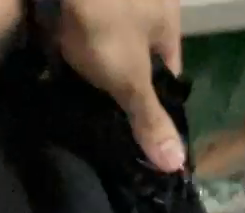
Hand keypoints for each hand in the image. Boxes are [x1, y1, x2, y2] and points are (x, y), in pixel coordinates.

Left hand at [53, 0, 185, 171]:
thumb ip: (149, 119)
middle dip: (126, 93)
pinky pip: (84, 41)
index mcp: (168, 20)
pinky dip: (78, 62)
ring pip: (112, 52)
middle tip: (109, 127)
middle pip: (141, 62)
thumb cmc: (104, 22)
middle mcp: (146, 6)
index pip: (170, 75)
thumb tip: (177, 163)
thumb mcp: (130, 78)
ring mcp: (112, 5)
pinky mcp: (80, 9)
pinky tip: (67, 81)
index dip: (157, 107)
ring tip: (86, 112)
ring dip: (100, 78)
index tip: (141, 136)